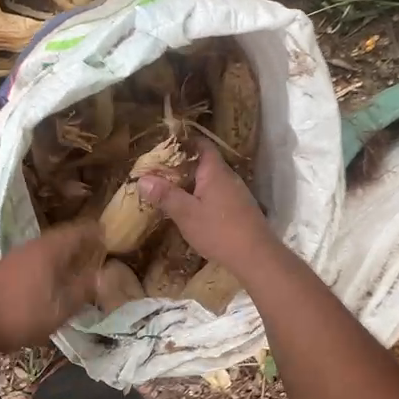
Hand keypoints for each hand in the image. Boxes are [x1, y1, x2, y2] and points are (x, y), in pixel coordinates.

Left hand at [0, 221, 104, 353]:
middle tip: (100, 257)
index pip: (81, 230)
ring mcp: (17, 254)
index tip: (112, 241)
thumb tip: (104, 275)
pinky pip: (37, 258)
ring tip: (80, 270)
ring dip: (66, 255)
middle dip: (83, 245)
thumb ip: (84, 289)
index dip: (98, 234)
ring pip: (49, 248)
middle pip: (64, 237)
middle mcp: (34, 245)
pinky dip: (51, 264)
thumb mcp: (60, 309)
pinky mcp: (6, 267)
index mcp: (50, 249)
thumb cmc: (21, 316)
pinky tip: (53, 281)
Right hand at [137, 142, 280, 276]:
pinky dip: (202, 195)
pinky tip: (190, 208)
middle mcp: (228, 177)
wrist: (256, 257)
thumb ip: (165, 195)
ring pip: (210, 180)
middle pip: (204, 162)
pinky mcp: (239, 209)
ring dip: (192, 182)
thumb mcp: (186, 214)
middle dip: (182, 165)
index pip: (201, 144)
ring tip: (170, 189)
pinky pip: (217, 194)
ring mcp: (236, 193)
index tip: (164, 146)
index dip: (184, 142)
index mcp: (215, 171)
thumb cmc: (219, 231)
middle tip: (159, 171)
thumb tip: (142, 179)